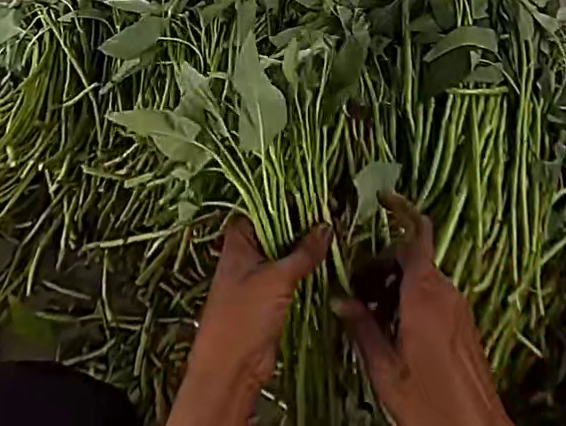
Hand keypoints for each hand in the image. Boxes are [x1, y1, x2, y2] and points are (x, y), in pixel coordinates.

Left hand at [168, 216, 331, 425]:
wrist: (232, 371)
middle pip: (276, 230)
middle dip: (301, 225)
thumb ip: (304, 252)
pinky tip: (325, 263)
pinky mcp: (268, 298)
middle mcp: (246, 254)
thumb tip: (326, 227)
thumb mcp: (277, 277)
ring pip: (284, 254)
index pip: (263, 208)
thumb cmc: (244, 316)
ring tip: (333, 235)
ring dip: (305, 249)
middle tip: (329, 215)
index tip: (314, 195)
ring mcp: (257, 276)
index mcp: (239, 240)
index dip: (286, 200)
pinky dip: (305, 270)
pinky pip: (289, 276)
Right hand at [333, 195, 512, 425]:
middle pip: (412, 256)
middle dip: (384, 263)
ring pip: (423, 277)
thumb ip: (362, 329)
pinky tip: (397, 330)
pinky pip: (435, 296)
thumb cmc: (431, 405)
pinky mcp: (464, 323)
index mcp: (424, 293)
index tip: (385, 198)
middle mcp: (445, 291)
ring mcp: (458, 306)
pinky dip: (413, 300)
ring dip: (398, 285)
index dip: (401, 211)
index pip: (416, 234)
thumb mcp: (385, 370)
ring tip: (374, 315)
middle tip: (359, 286)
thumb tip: (340, 301)